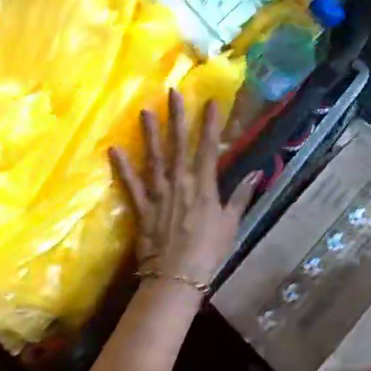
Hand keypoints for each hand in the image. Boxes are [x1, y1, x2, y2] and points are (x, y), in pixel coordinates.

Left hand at [109, 89, 260, 288]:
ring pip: (153, 157)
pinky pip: (130, 183)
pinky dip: (121, 167)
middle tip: (173, 93)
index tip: (210, 101)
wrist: (176, 278)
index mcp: (204, 186)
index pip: (208, 147)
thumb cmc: (209, 252)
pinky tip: (113, 148)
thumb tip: (256, 172)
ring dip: (149, 133)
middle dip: (176, 117)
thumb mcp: (231, 224)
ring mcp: (158, 193)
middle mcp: (180, 182)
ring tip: (144, 110)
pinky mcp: (141, 207)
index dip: (210, 124)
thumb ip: (240, 196)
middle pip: (178, 144)